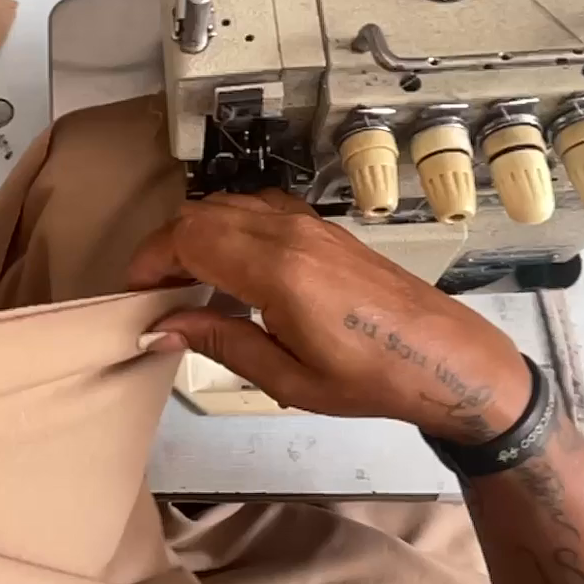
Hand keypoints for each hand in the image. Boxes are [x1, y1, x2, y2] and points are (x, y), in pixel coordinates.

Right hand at [127, 190, 529, 441]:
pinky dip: (225, 226)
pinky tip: (230, 266)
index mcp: (278, 271)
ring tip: (189, 284)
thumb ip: (218, 342)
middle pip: (198, 215)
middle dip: (164, 249)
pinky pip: (254, 206)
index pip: (188, 239)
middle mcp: (289, 233)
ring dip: (193, 235)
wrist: (446, 358)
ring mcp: (307, 223)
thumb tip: (159, 329)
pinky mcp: (319, 225)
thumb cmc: (370, 378)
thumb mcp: (287, 378)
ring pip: (223, 204)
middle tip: (157, 294)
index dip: (150, 261)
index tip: (136, 294)